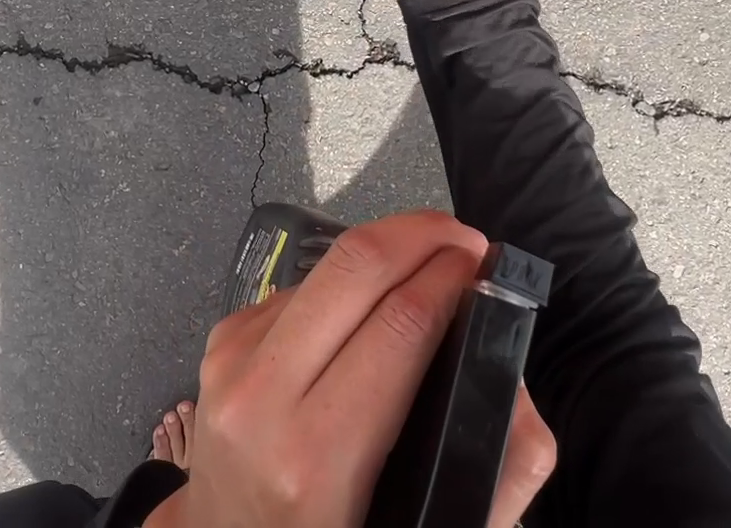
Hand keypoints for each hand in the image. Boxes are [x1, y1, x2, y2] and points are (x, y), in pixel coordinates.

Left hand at [146, 211, 554, 527]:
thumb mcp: (435, 526)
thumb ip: (505, 464)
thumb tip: (510, 363)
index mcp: (318, 458)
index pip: (400, 324)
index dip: (449, 276)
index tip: (481, 261)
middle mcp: (263, 398)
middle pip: (353, 267)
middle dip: (420, 233)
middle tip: (463, 237)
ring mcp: (232, 361)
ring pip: (326, 268)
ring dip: (383, 251)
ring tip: (425, 262)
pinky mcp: (221, 338)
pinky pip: (299, 287)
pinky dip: (344, 284)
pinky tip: (366, 302)